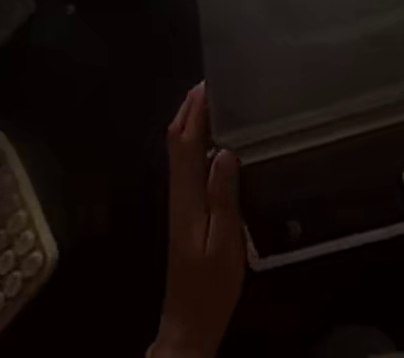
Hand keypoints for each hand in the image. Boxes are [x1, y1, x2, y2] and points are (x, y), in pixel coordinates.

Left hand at [150, 83, 244, 357]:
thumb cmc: (210, 282)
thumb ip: (224, 196)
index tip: (208, 84)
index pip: (186, 142)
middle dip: (189, 108)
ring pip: (180, 150)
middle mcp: (180, 190)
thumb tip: (226, 151)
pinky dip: (196, 140)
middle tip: (210, 83)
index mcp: (188, 194)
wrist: (190, 320)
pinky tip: (214, 140)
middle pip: (177, 140)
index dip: (195, 110)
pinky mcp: (186, 208)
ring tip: (213, 101)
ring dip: (191, 121)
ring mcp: (181, 199)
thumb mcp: (225, 241)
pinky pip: (188, 163)